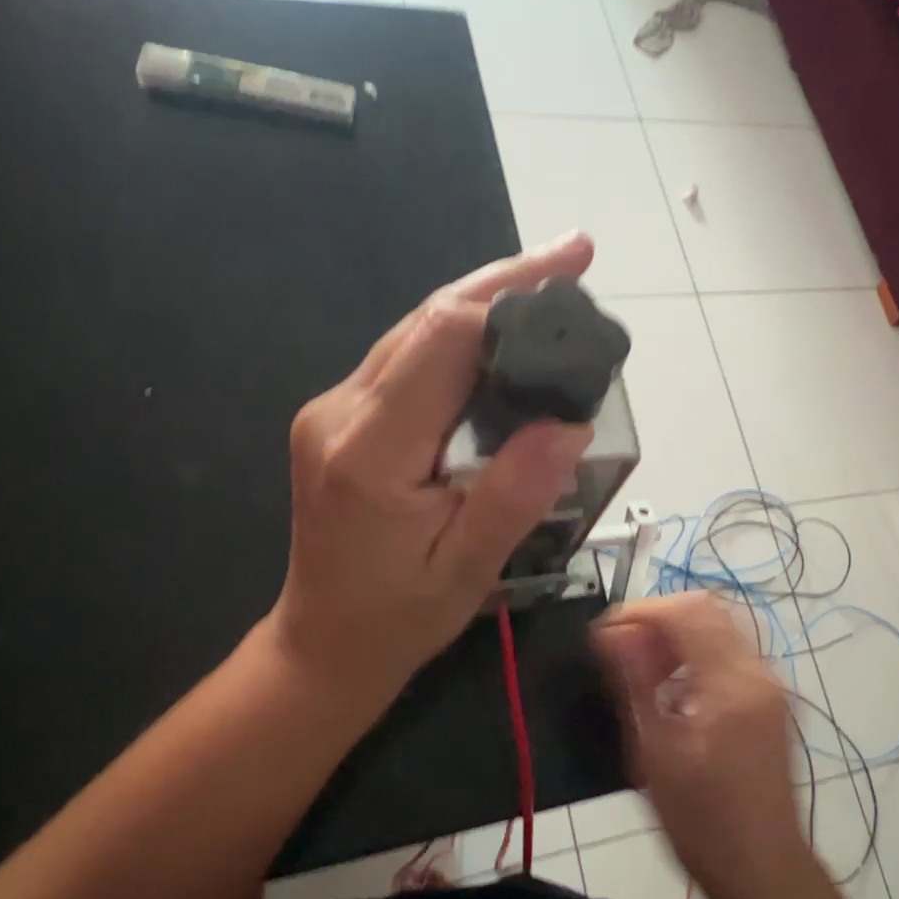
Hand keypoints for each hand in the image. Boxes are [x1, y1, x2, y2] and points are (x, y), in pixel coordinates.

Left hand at [265, 232, 596, 708]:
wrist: (322, 644)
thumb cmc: (397, 618)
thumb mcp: (468, 569)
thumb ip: (514, 494)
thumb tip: (570, 421)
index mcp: (370, 450)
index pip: (441, 341)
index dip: (508, 299)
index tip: (571, 274)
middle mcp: (340, 412)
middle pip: (426, 320)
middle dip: (504, 283)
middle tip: (576, 254)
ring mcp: (332, 411)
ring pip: (415, 333)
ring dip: (483, 305)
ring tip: (552, 285)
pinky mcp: (339, 419)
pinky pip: (406, 362)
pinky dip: (460, 341)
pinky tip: (503, 337)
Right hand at [593, 593, 810, 892]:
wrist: (762, 869)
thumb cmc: (700, 821)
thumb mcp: (654, 752)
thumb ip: (634, 683)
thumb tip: (610, 632)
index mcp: (732, 683)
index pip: (685, 613)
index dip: (638, 612)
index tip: (601, 633)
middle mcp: (759, 672)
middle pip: (708, 611)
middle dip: (658, 618)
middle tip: (618, 647)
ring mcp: (771, 686)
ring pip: (721, 628)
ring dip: (677, 634)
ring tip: (638, 667)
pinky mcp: (772, 701)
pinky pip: (731, 654)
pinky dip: (697, 653)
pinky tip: (671, 688)